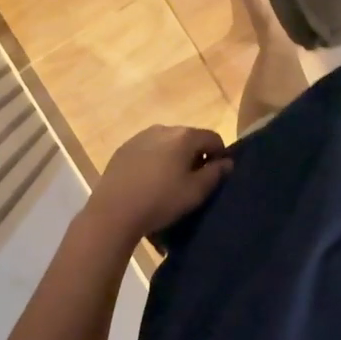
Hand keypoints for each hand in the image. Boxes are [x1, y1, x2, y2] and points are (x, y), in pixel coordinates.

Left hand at [84, 126, 232, 243]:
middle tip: (194, 182)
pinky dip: (155, 160)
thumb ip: (215, 174)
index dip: (220, 155)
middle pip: (189, 138)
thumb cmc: (160, 200)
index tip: (217, 176)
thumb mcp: (195, 192)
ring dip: (174, 158)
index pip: (213, 138)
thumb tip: (227, 162)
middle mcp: (163, 128)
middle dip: (196, 156)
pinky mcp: (124, 148)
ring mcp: (141, 136)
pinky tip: (149, 182)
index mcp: (184, 136)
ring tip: (170, 183)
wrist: (113, 210)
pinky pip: (148, 150)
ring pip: (167, 143)